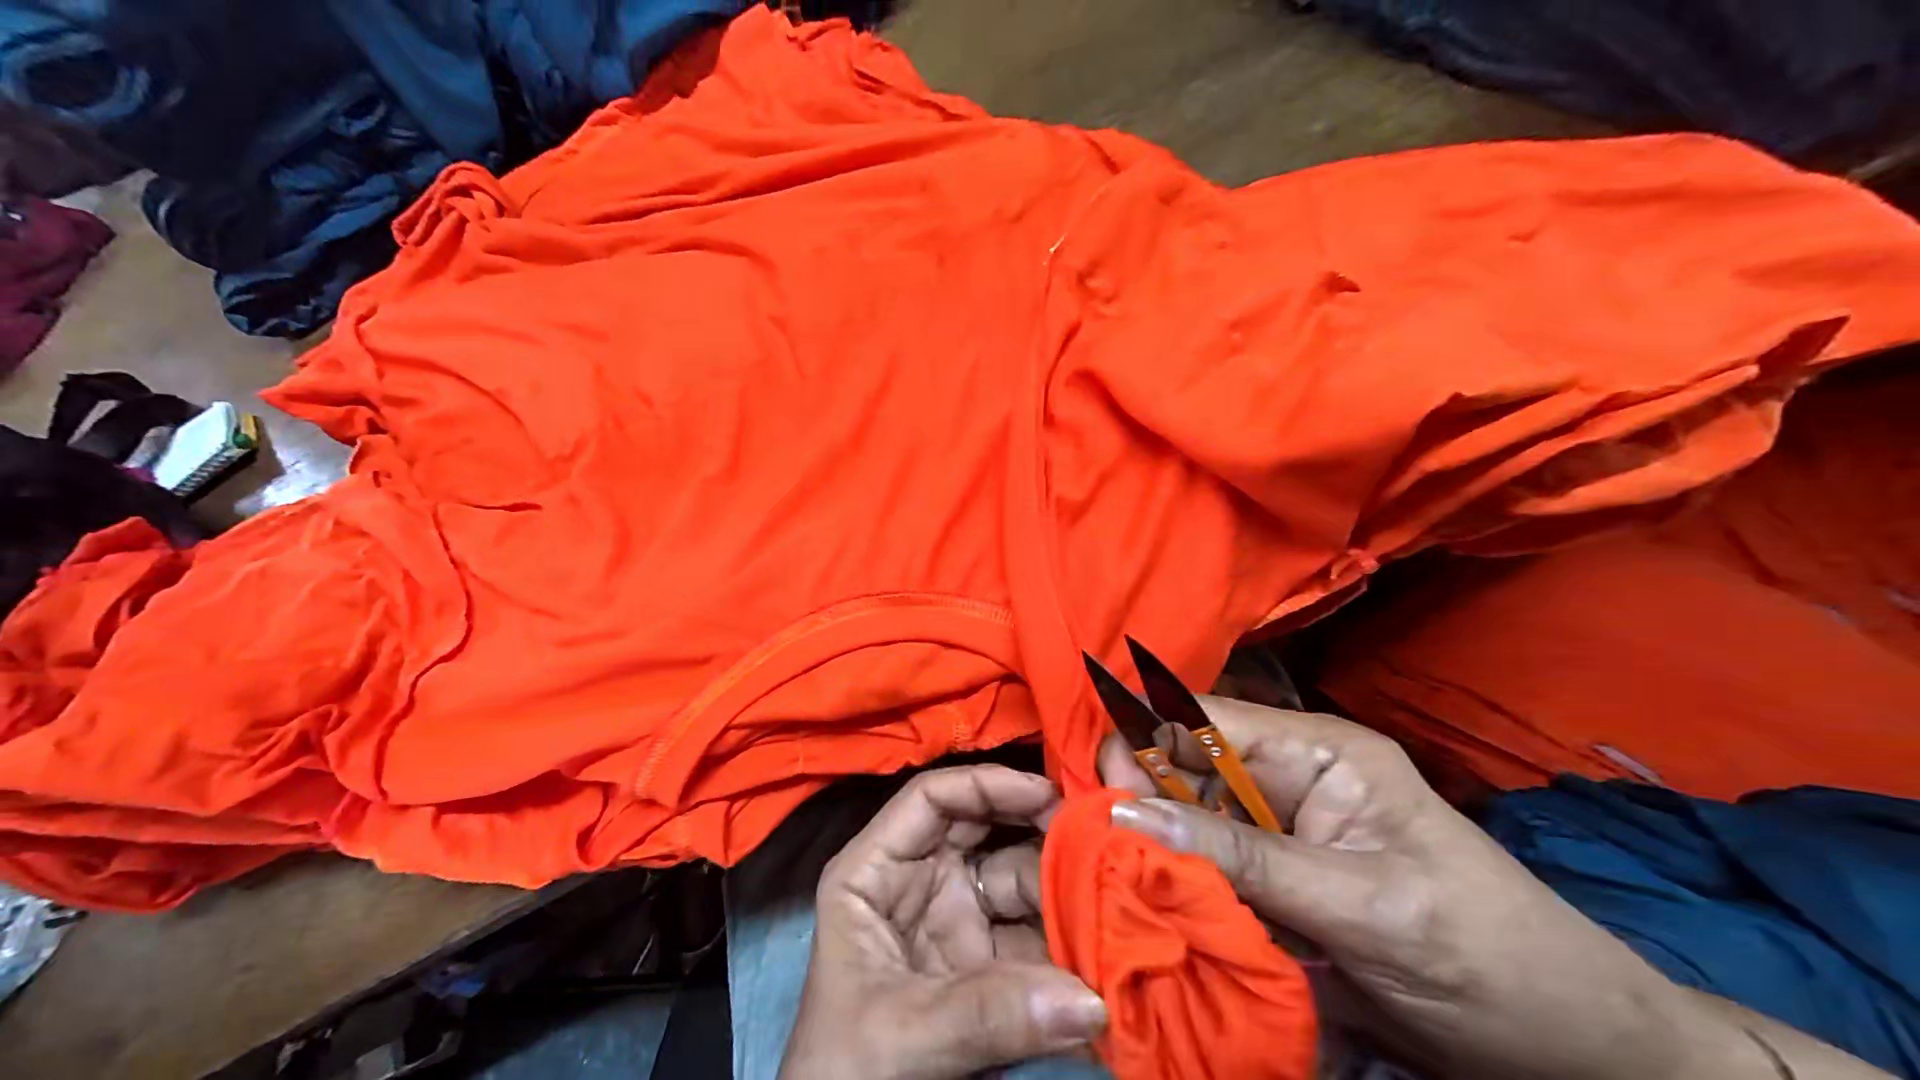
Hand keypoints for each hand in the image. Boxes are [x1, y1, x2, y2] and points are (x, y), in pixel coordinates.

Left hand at [779, 765, 1107, 1079]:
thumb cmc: (844, 1069)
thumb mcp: (902, 1031)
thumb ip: (989, 1013)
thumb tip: (1087, 1000)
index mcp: (875, 871)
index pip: (930, 799)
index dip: (986, 785)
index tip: (1046, 795)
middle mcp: (918, 881)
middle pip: (982, 829)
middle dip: (1036, 827)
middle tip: (1094, 836)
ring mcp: (953, 919)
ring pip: (1014, 879)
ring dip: (1060, 887)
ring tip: (1110, 894)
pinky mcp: (984, 963)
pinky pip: (1031, 932)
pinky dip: (1066, 936)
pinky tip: (1101, 938)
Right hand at [1097, 696, 1824, 1079]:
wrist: (1576, 1051)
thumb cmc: (1488, 957)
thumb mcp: (1364, 905)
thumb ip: (1242, 859)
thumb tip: (1124, 815)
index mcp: (1316, 751)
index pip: (1202, 722)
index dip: (1142, 745)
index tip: (1099, 800)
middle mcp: (1287, 780)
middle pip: (1182, 773)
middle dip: (1138, 806)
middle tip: (1098, 858)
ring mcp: (1278, 835)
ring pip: (1185, 825)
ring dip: (1152, 855)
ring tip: (1114, 893)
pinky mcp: (1274, 885)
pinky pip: (1206, 873)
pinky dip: (1178, 894)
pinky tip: (1154, 916)